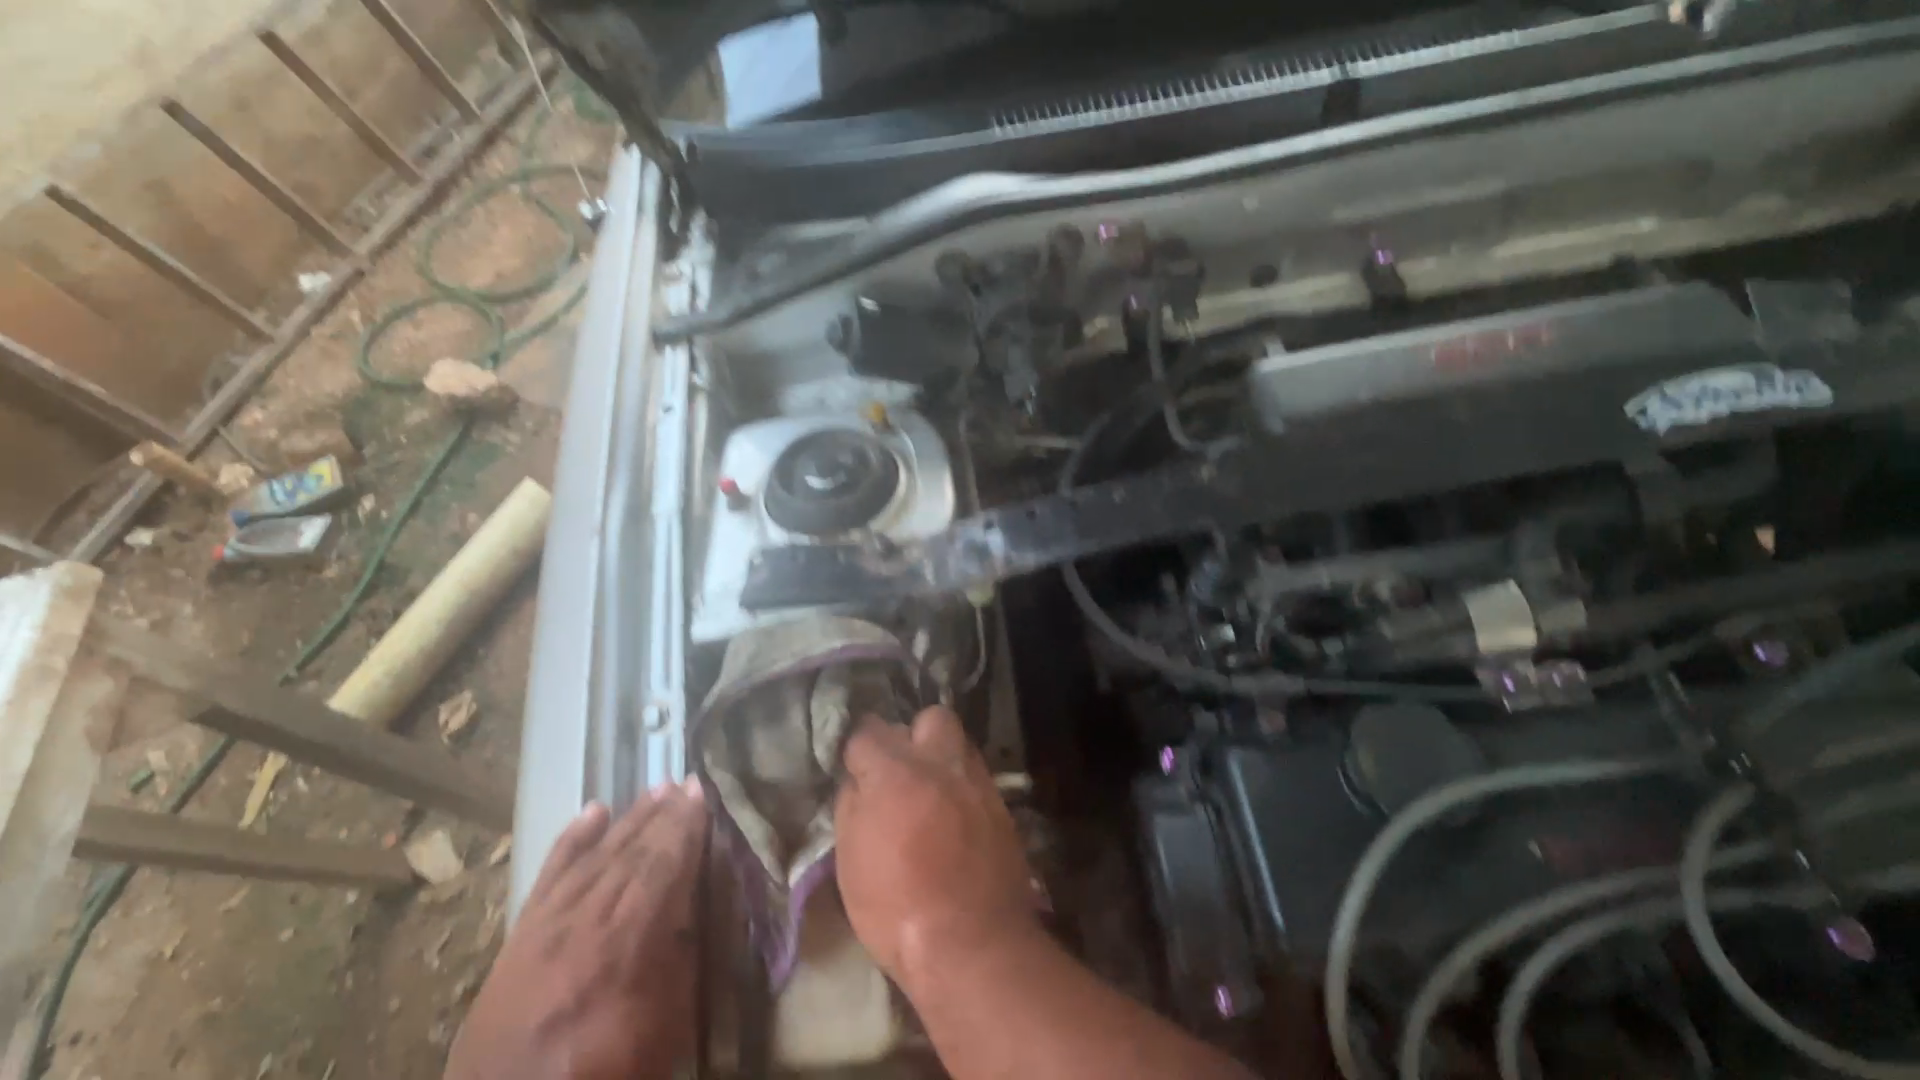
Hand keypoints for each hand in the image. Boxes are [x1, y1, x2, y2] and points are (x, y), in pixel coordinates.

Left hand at [443, 782, 708, 1079]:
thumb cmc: (604, 1072)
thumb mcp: (665, 1027)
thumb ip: (679, 964)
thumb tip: (690, 913)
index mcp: (627, 942)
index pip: (662, 867)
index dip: (685, 828)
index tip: (704, 793)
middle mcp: (587, 920)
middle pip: (631, 853)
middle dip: (662, 815)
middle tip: (686, 783)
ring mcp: (549, 922)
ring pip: (596, 854)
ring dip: (628, 819)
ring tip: (654, 790)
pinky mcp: (521, 933)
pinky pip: (551, 873)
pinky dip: (572, 840)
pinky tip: (593, 812)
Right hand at [834, 706, 1036, 992]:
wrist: (973, 945)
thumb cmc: (896, 909)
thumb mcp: (851, 861)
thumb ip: (853, 806)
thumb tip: (859, 783)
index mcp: (896, 773)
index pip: (869, 731)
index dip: (859, 752)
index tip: (856, 772)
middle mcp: (942, 765)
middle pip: (931, 718)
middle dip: (913, 736)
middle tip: (901, 771)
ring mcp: (979, 784)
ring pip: (960, 745)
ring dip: (942, 760)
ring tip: (928, 795)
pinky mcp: (1003, 808)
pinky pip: (978, 779)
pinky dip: (962, 789)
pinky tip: (953, 820)